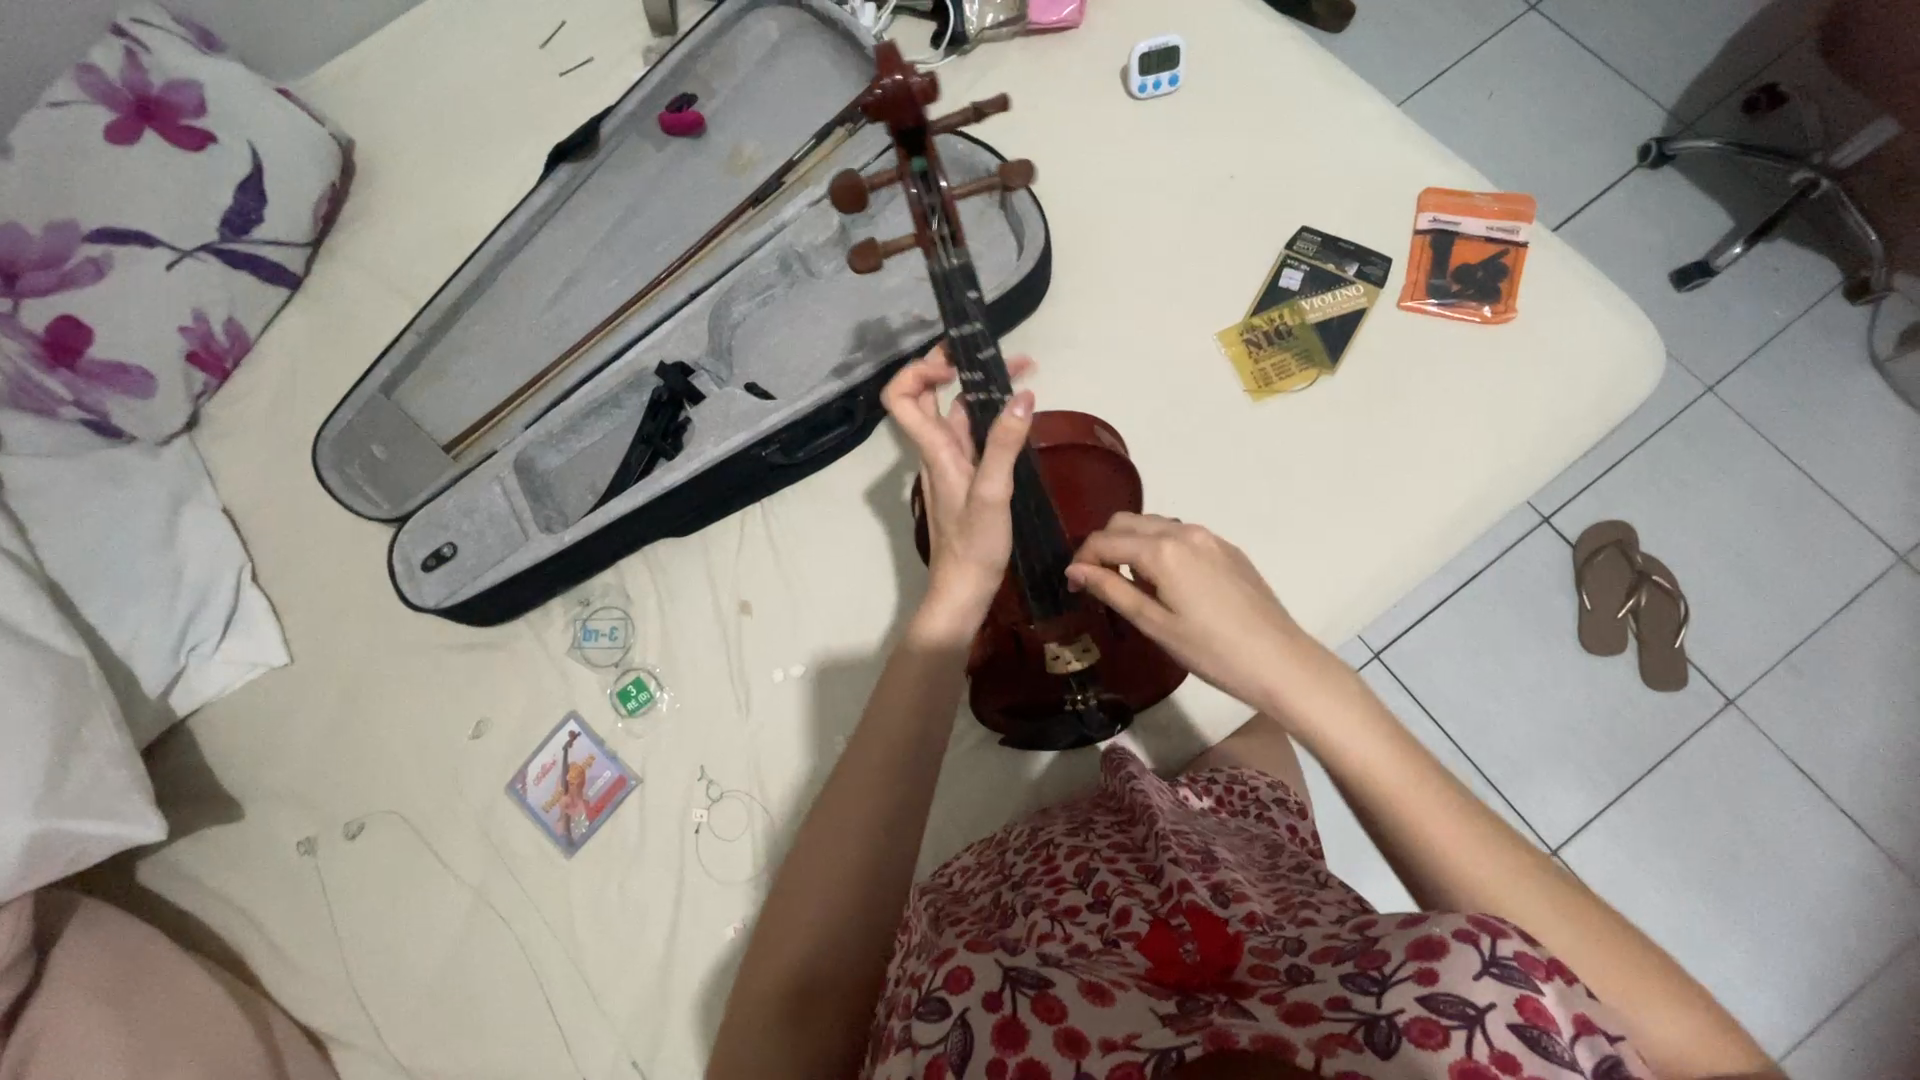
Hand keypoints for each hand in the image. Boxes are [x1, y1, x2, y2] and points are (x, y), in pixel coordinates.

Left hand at [881, 346, 1035, 637]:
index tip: (955, 364)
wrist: (964, 588)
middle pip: (926, 396)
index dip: (918, 371)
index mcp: (933, 450)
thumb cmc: (974, 546)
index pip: (900, 397)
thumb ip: (1004, 445)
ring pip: (953, 413)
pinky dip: (989, 416)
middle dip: (951, 365)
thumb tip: (1022, 396)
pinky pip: (971, 435)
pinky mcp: (965, 477)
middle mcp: (936, 451)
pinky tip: (1017, 415)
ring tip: (1020, 371)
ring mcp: (950, 463)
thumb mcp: (993, 494)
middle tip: (990, 350)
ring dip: (979, 388)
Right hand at [1064, 513, 1320, 711]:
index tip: (1073, 586)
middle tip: (1097, 582)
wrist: (1280, 661)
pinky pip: (1181, 536)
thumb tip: (1076, 570)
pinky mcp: (1227, 549)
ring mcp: (1210, 538)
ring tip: (1132, 586)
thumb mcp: (1154, 625)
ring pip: (1155, 525)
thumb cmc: (1211, 651)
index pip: (1105, 541)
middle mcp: (1184, 532)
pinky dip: (1161, 549)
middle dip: (1104, 545)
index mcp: (1162, 550)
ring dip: (1133, 545)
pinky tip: (1167, 585)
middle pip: (1127, 522)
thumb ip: (1113, 590)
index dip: (1082, 560)